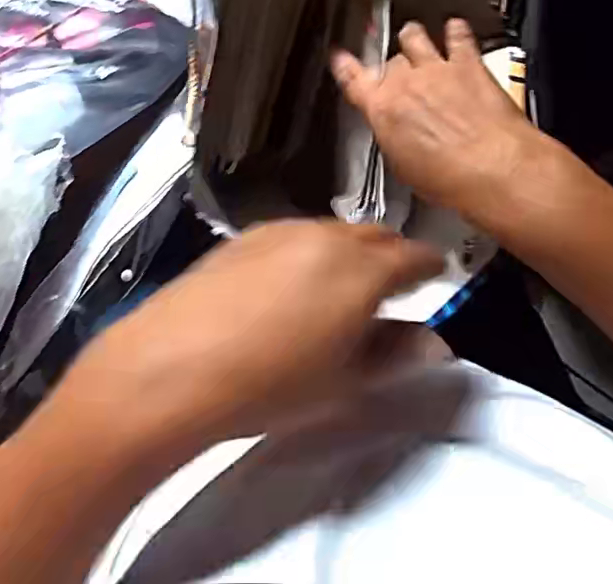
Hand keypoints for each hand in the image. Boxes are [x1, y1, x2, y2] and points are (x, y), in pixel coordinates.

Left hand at [40, 220, 442, 456]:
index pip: (411, 256)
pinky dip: (310, 247)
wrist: (174, 362)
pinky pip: (294, 233)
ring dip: (349, 248)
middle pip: (371, 234)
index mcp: (358, 268)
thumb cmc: (270, 383)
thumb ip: (393, 354)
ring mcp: (278, 230)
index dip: (429, 265)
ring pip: (331, 229)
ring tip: (347, 278)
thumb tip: (431, 341)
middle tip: (398, 279)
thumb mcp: (344, 380)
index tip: (438, 274)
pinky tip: (296, 276)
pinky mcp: (243, 236)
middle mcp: (322, 235)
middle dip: (391, 252)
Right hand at [331, 19, 609, 242]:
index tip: (340, 57)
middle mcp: (404, 82)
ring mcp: (435, 69)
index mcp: (380, 108)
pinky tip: (456, 27)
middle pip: (389, 61)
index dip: (344, 65)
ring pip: (414, 36)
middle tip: (396, 72)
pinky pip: (458, 36)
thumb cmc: (450, 178)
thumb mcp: (404, 167)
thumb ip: (393, 138)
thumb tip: (396, 134)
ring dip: (413, 36)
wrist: (494, 170)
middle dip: (392, 66)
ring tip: (414, 34)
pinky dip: (455, 30)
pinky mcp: (468, 64)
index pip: (352, 79)